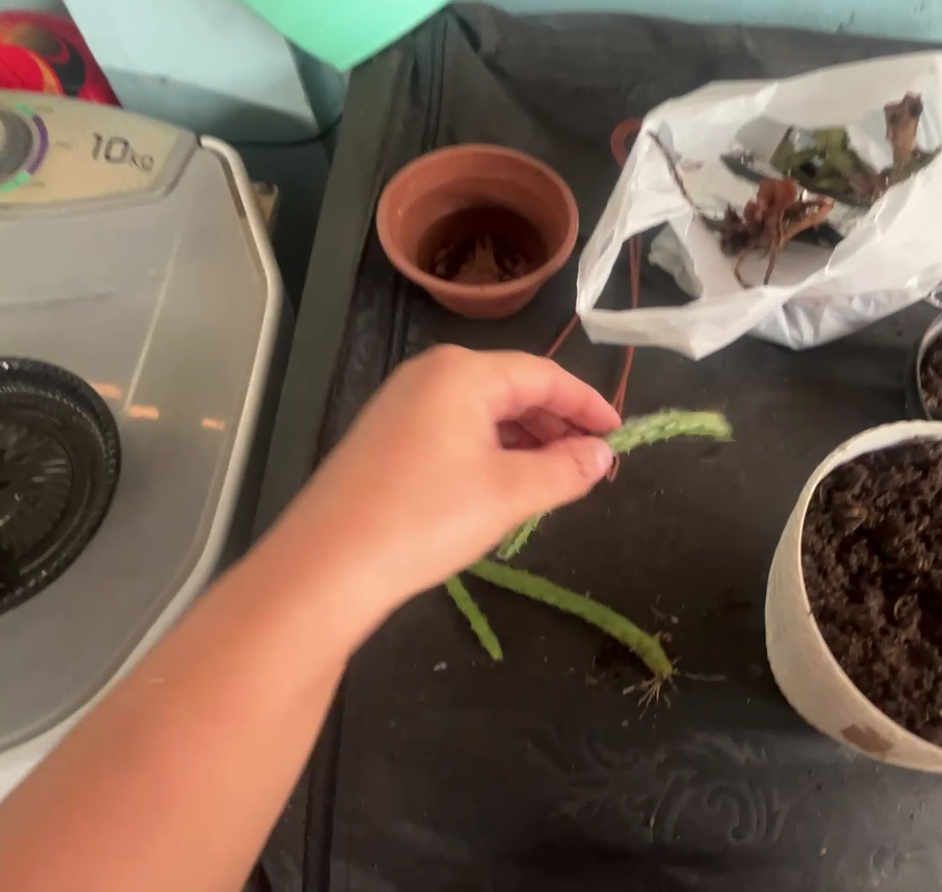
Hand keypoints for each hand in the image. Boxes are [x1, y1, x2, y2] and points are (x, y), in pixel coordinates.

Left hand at [272, 346, 618, 613]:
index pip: (544, 375)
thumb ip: (566, 469)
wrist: (323, 569)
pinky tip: (507, 480)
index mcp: (464, 372)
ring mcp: (404, 402)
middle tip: (590, 460)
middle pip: (514, 387)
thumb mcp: (509, 494)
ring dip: (526, 438)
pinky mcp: (389, 433)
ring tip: (556, 475)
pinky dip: (492, 448)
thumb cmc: (425, 518)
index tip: (617, 433)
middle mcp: (433, 373)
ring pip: (485, 409)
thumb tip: (602, 455)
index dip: (587, 403)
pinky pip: (457, 426)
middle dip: (557, 423)